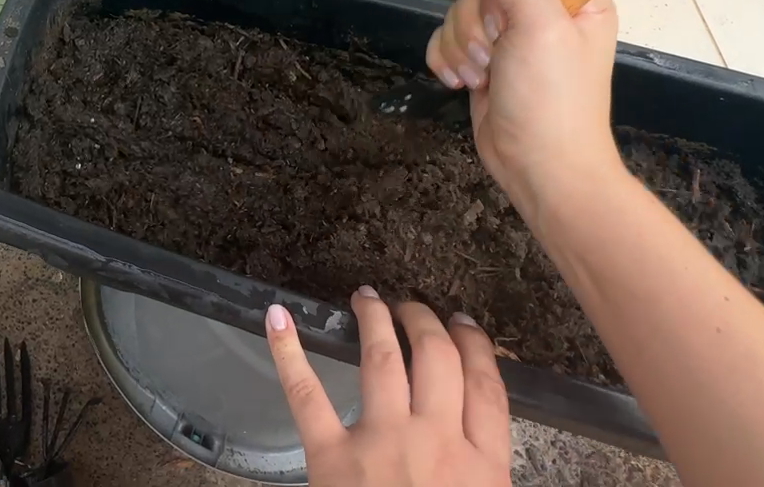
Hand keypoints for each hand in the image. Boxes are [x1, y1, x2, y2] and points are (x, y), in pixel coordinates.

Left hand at [266, 290, 509, 485]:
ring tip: (368, 296)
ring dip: (375, 318)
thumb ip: (485, 480)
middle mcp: (437, 444)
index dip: (479, 347)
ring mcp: (382, 444)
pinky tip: (276, 314)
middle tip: (412, 305)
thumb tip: (480, 448)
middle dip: (425, 321)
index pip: (488, 389)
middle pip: (437, 359)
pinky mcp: (329, 456)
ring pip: (382, 358)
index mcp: (483, 472)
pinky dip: (287, 350)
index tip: (466, 323)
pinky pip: (304, 393)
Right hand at [424, 0, 622, 218]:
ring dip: (460, 50)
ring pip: (456, 16)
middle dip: (474, 28)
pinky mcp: (482, 62)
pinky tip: (461, 83)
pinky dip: (446, 61)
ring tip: (481, 79)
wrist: (538, 166)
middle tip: (494, 59)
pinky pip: (444, 40)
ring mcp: (510, 40)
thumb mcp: (541, 26)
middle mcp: (542, 13)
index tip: (509, 28)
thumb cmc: (550, 98)